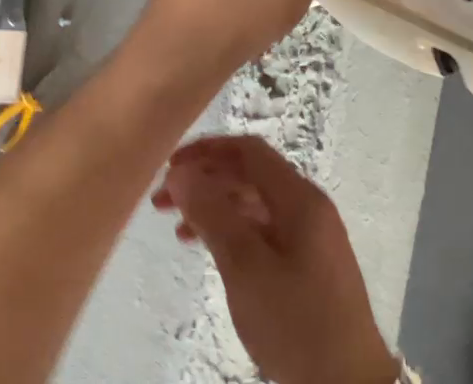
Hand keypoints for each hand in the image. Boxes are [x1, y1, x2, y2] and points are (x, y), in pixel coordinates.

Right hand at [152, 136, 398, 383]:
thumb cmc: (295, 321)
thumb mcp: (245, 267)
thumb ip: (212, 213)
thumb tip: (181, 172)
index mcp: (300, 199)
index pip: (249, 151)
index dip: (207, 151)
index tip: (169, 169)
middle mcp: (308, 208)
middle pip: (249, 175)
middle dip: (204, 181)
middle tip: (162, 203)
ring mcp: (310, 237)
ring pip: (253, 203)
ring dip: (214, 207)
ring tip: (178, 229)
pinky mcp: (307, 264)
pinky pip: (262, 229)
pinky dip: (231, 231)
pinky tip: (209, 249)